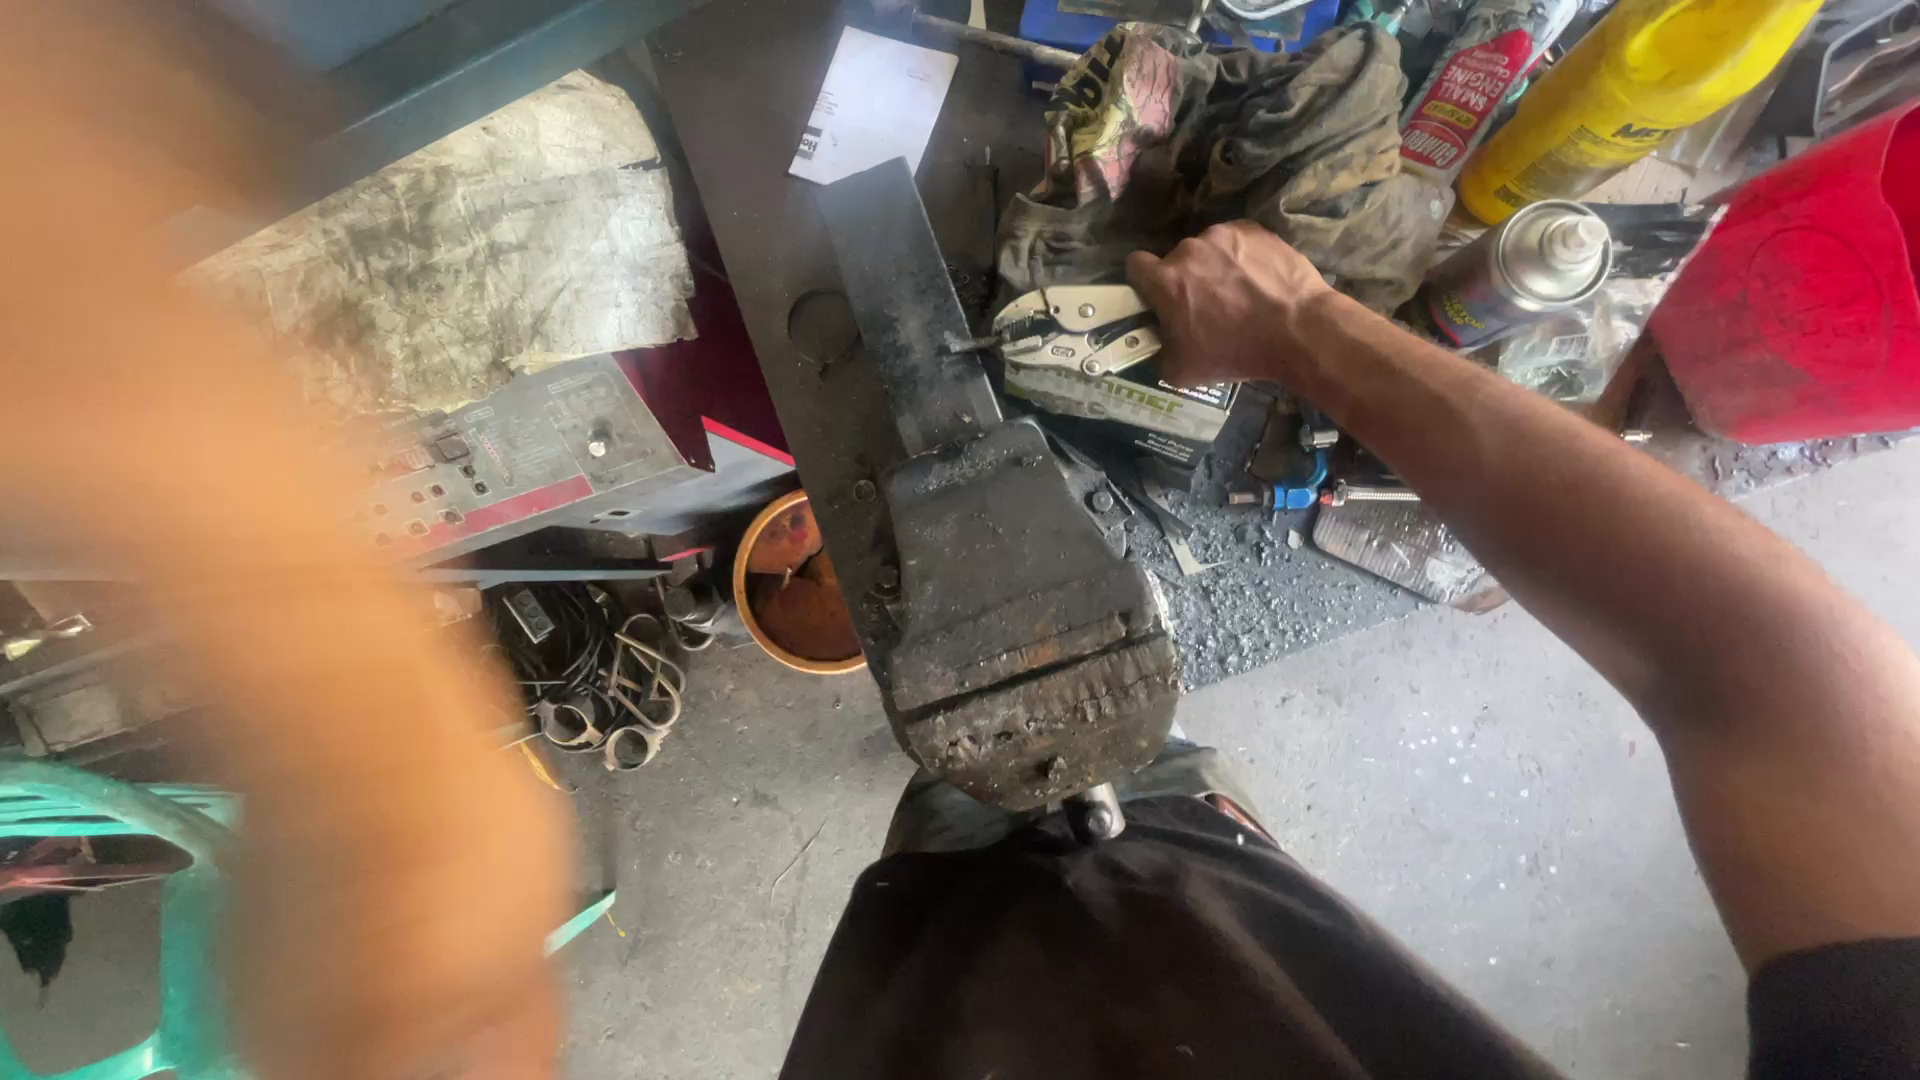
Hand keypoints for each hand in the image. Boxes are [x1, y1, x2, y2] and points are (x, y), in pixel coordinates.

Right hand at [1124, 221, 1335, 386]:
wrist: (1297, 329)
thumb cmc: (1235, 352)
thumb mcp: (1182, 371)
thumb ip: (1157, 352)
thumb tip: (1156, 343)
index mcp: (1166, 281)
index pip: (1135, 265)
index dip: (1142, 281)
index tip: (1155, 295)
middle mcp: (1189, 250)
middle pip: (1174, 260)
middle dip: (1182, 278)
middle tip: (1203, 304)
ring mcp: (1223, 235)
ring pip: (1206, 249)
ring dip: (1211, 266)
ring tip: (1235, 290)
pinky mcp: (1253, 229)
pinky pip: (1234, 241)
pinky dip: (1238, 256)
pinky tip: (1255, 278)